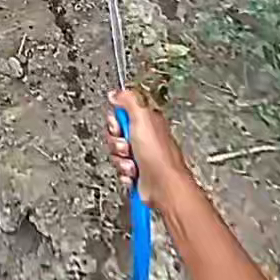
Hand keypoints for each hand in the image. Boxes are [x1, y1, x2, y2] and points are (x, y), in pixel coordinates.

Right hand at [106, 88, 196, 214]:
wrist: (164, 187)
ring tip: (134, 164)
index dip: (116, 121)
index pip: (120, 114)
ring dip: (121, 160)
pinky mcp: (137, 174)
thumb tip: (115, 92)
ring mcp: (141, 157)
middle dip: (116, 143)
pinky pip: (120, 170)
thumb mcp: (141, 117)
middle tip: (128, 147)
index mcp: (147, 121)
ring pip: (116, 154)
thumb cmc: (158, 155)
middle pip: (115, 135)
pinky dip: (125, 174)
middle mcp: (144, 138)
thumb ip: (128, 100)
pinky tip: (134, 174)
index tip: (119, 126)